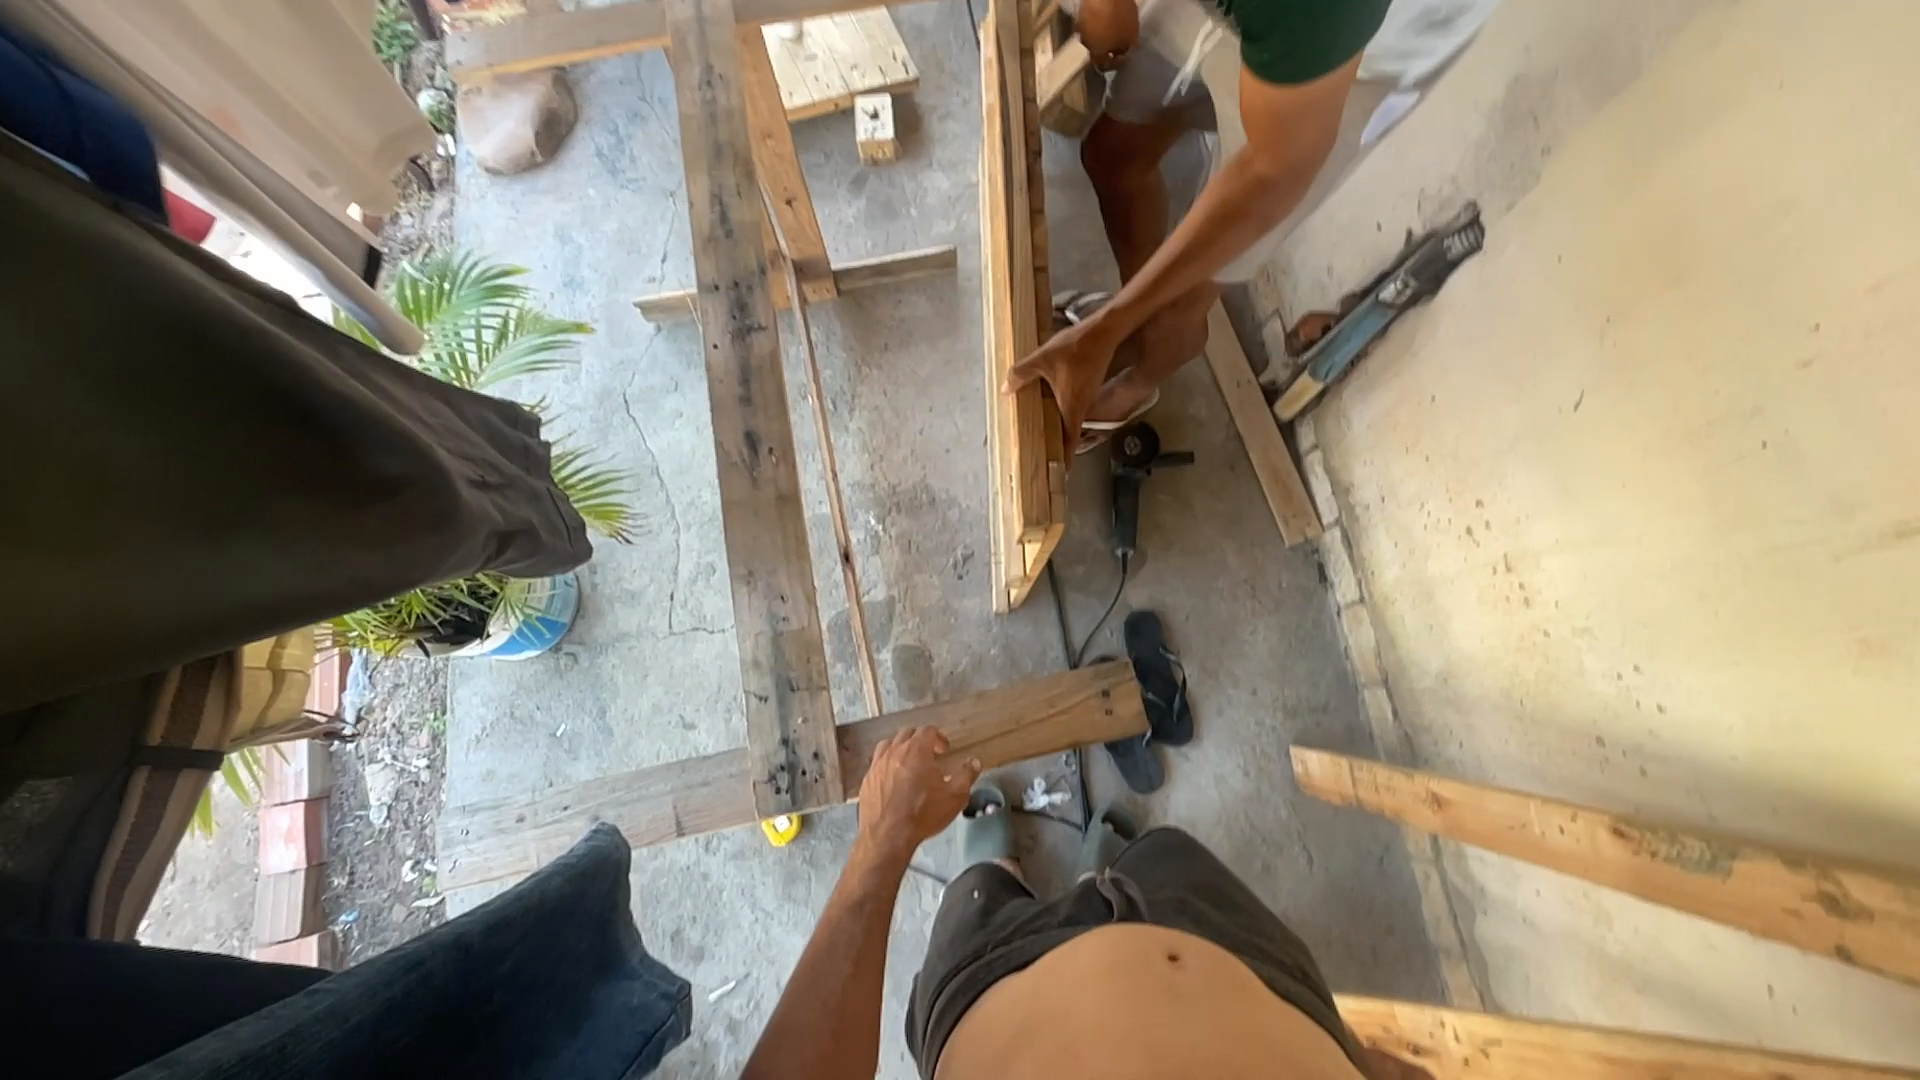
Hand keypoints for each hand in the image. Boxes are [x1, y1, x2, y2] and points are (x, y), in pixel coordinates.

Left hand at [855, 728, 980, 863]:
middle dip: (920, 740)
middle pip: (907, 733)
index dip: (939, 737)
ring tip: (909, 763)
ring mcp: (877, 765)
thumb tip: (973, 762)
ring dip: (901, 749)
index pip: (928, 730)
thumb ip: (966, 775)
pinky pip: (877, 763)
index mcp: (917, 750)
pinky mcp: (866, 780)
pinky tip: (893, 779)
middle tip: (930, 754)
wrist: (888, 836)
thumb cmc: (922, 815)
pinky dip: (886, 764)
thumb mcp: (955, 797)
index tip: (944, 749)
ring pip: (888, 745)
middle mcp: (895, 752)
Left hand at [1003, 315, 1118, 450]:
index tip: (1060, 474)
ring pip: (1072, 420)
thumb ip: (1021, 374)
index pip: (1069, 442)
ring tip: (1044, 434)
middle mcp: (1081, 408)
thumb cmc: (1075, 348)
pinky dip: (1062, 412)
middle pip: (1070, 434)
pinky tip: (1050, 405)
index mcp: (1070, 408)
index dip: (1064, 459)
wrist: (1105, 331)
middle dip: (1058, 446)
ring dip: (1060, 429)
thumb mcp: (1042, 359)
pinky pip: (1073, 407)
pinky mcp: (1088, 387)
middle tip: (1045, 456)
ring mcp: (1087, 397)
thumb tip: (1005, 388)